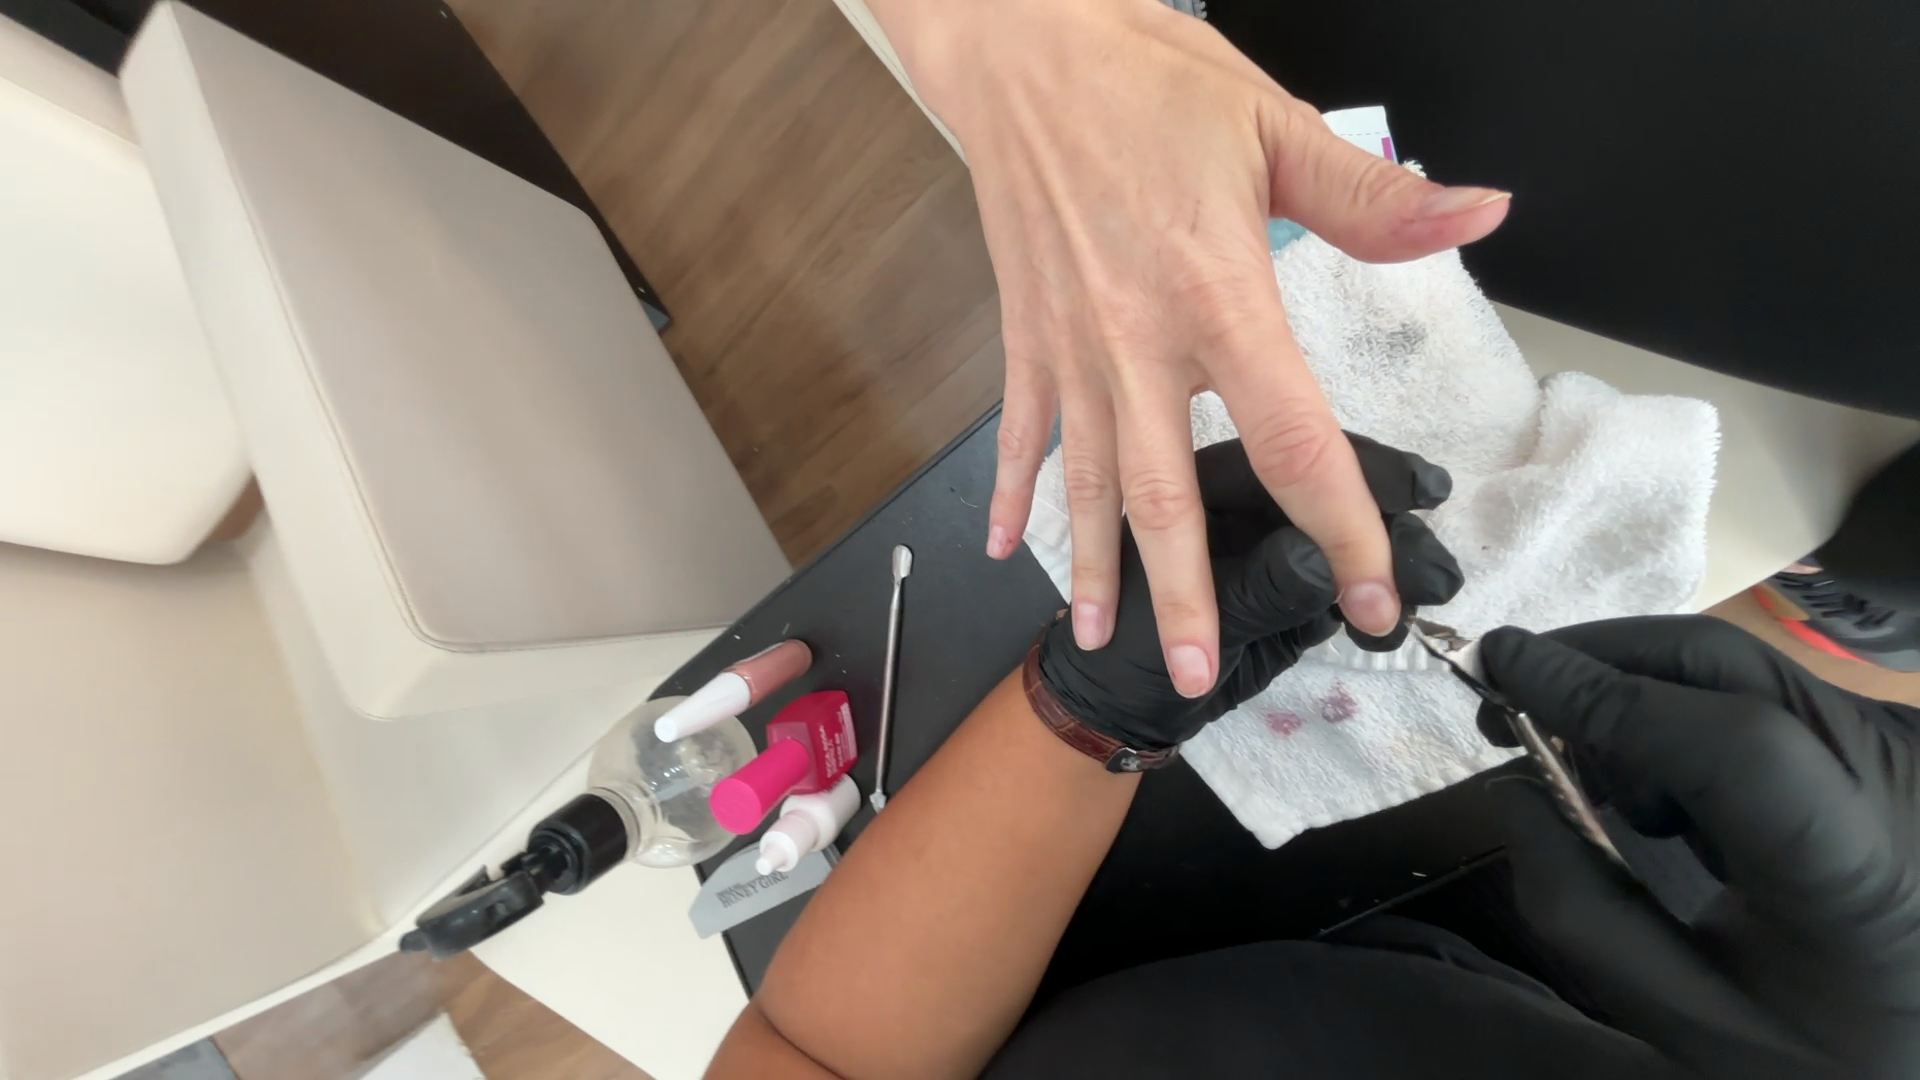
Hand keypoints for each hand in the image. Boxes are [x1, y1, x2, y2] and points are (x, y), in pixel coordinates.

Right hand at [867, 0, 1508, 696]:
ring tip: (1093, 635)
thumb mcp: (1270, 128)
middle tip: (1189, 672)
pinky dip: (1013, 492)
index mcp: (1215, 295)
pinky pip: (1019, 434)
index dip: (1337, 528)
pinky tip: (1005, 545)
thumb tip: (1476, 211)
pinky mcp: (1025, 343)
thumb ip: (1372, 197)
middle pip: (1167, 496)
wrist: (1026, 60)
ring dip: (1093, 568)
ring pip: (1084, 484)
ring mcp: (1070, 352)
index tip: (1364, 593)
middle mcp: (1136, 344)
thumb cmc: (1145, 84)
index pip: (1291, 439)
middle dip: (1182, 594)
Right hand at [1478, 617, 1919, 1079]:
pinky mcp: (1887, 738)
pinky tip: (1661, 784)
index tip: (1492, 665)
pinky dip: (1665, 705)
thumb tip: (1506, 786)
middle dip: (1585, 661)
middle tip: (1509, 699)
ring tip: (1594, 772)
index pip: (1727, 745)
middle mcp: (1905, 790)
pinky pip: (1743, 685)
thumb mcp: (1680, 1010)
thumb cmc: (1821, 1050)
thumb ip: (1570, 898)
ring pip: (1722, 662)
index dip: (1594, 690)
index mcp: (1861, 881)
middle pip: (1715, 663)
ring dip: (1620, 688)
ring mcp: (1906, 753)